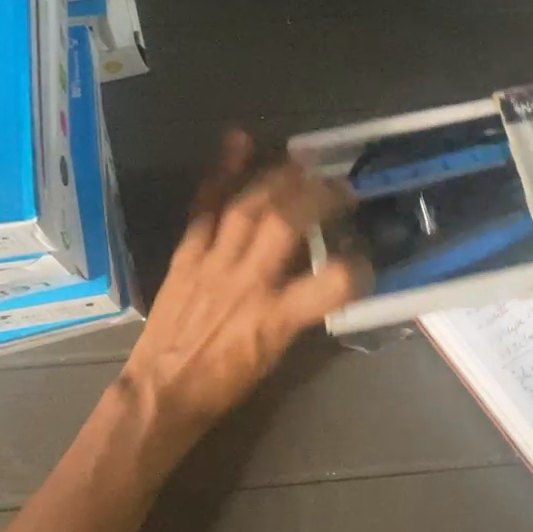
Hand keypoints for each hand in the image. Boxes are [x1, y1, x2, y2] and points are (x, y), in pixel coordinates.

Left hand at [117, 131, 367, 442]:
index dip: (359, 270)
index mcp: (275, 318)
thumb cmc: (225, 382)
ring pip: (248, 206)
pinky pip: (205, 206)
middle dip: (318, 196)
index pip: (332, 285)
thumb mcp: (276, 355)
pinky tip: (239, 140)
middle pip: (286, 223)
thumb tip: (321, 282)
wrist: (163, 390)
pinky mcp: (188, 253)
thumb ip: (300, 312)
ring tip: (304, 161)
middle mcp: (247, 282)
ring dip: (279, 177)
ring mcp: (214, 262)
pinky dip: (222, 171)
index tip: (369, 264)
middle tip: (342, 186)